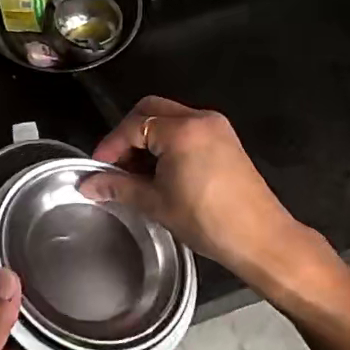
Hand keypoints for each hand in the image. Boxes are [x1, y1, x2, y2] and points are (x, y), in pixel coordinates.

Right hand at [80, 96, 312, 274]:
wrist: (261, 240)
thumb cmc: (207, 221)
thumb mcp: (156, 203)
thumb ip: (118, 187)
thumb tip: (87, 185)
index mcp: (182, 131)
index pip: (133, 126)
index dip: (111, 146)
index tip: (97, 167)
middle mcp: (200, 119)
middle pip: (150, 110)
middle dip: (127, 133)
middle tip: (114, 162)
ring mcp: (217, 127)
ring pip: (169, 117)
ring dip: (147, 137)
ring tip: (135, 170)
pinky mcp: (226, 140)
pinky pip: (187, 128)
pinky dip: (168, 141)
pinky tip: (160, 169)